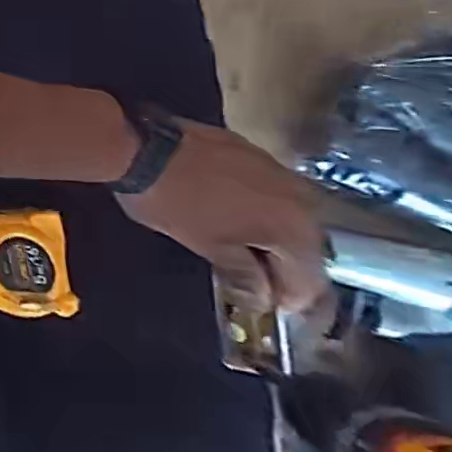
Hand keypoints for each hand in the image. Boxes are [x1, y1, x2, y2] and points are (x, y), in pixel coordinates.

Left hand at [113, 119, 327, 310]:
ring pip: (288, 214)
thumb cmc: (175, 203)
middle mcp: (300, 194)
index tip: (262, 304)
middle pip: (304, 245)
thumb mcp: (209, 246)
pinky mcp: (253, 149)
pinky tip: (233, 213)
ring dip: (270, 235)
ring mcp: (277, 166)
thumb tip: (264, 297)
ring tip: (239, 247)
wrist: (142, 147)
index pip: (310, 280)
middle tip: (250, 278)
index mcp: (295, 226)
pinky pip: (269, 189)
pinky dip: (258, 207)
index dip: (287, 299)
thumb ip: (245, 275)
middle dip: (282, 265)